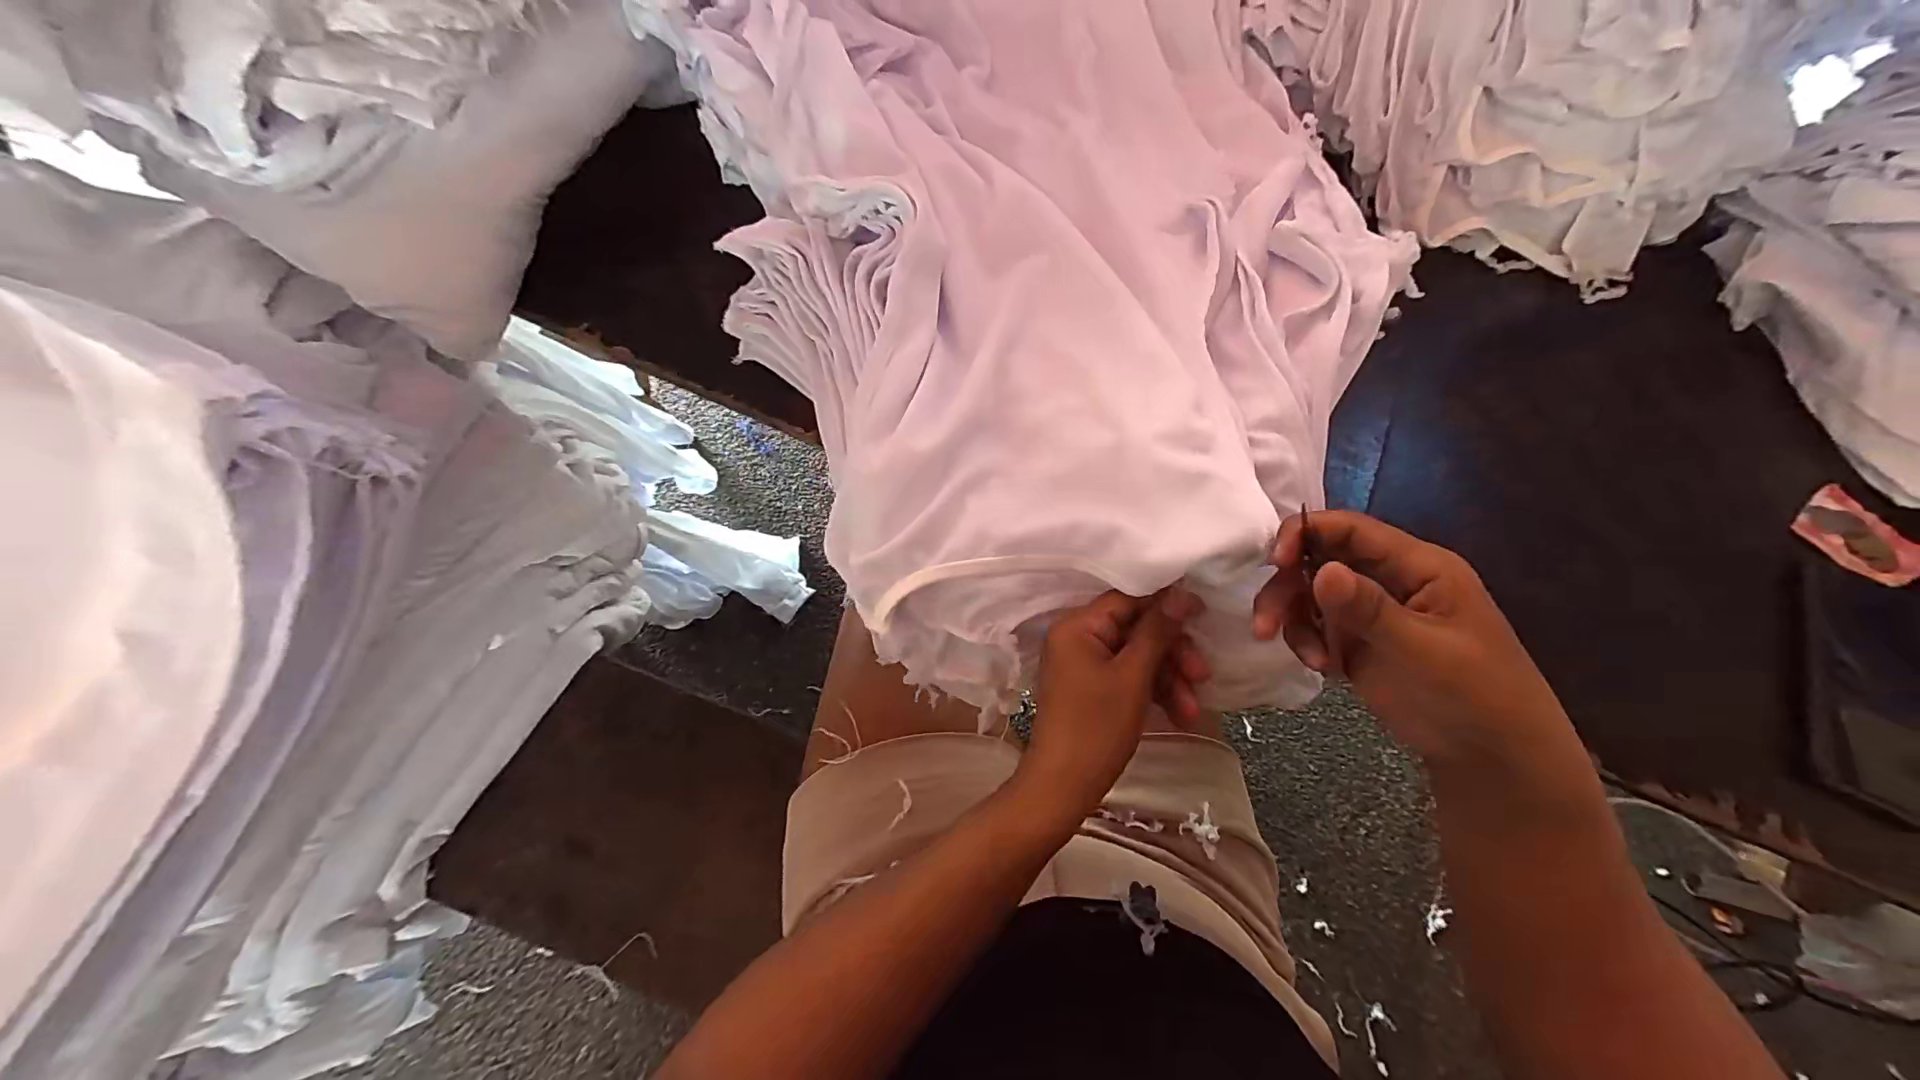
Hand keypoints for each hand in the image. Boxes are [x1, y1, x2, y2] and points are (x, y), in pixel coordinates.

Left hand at [1021, 589, 1200, 815]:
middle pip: (1135, 628)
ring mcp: (1083, 663)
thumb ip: (1157, 632)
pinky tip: (1181, 715)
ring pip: (1137, 656)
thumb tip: (1181, 594)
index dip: (1167, 604)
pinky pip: (1127, 676)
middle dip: (1173, 652)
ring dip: (1169, 678)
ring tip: (1193, 709)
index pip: (1127, 598)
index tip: (1203, 613)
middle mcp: (1076, 637)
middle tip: (1203, 674)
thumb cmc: (1096, 727)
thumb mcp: (1133, 676)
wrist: (1063, 786)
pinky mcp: (1091, 686)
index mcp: (1077, 625)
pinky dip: (1153, 691)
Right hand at [1252, 511, 1577, 770]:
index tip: (1273, 562)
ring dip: (1292, 620)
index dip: (1304, 533)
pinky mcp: (1355, 640)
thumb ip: (1369, 609)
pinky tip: (1323, 669)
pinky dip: (1306, 642)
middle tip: (1264, 622)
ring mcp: (1370, 610)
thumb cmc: (1475, 695)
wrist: (1492, 757)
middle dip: (1286, 587)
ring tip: (1307, 659)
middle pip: (1318, 560)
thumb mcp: (1423, 650)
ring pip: (1308, 594)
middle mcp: (1388, 579)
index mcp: (1417, 566)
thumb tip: (1320, 570)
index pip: (1350, 529)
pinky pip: (1313, 625)